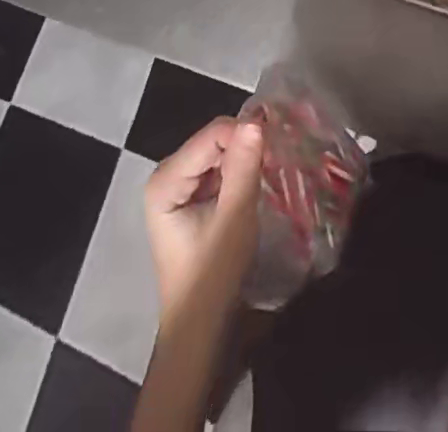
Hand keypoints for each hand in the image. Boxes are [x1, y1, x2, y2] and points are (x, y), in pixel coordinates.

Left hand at [144, 117, 264, 318]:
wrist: (201, 327)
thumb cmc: (213, 276)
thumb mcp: (234, 218)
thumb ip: (244, 167)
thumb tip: (256, 120)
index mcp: (165, 179)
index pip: (211, 135)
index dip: (246, 133)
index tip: (280, 143)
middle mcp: (166, 175)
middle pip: (213, 141)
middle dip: (246, 144)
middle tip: (283, 153)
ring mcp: (178, 186)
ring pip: (219, 154)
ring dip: (246, 157)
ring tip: (277, 163)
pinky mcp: (192, 197)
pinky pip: (220, 169)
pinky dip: (241, 171)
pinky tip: (261, 178)